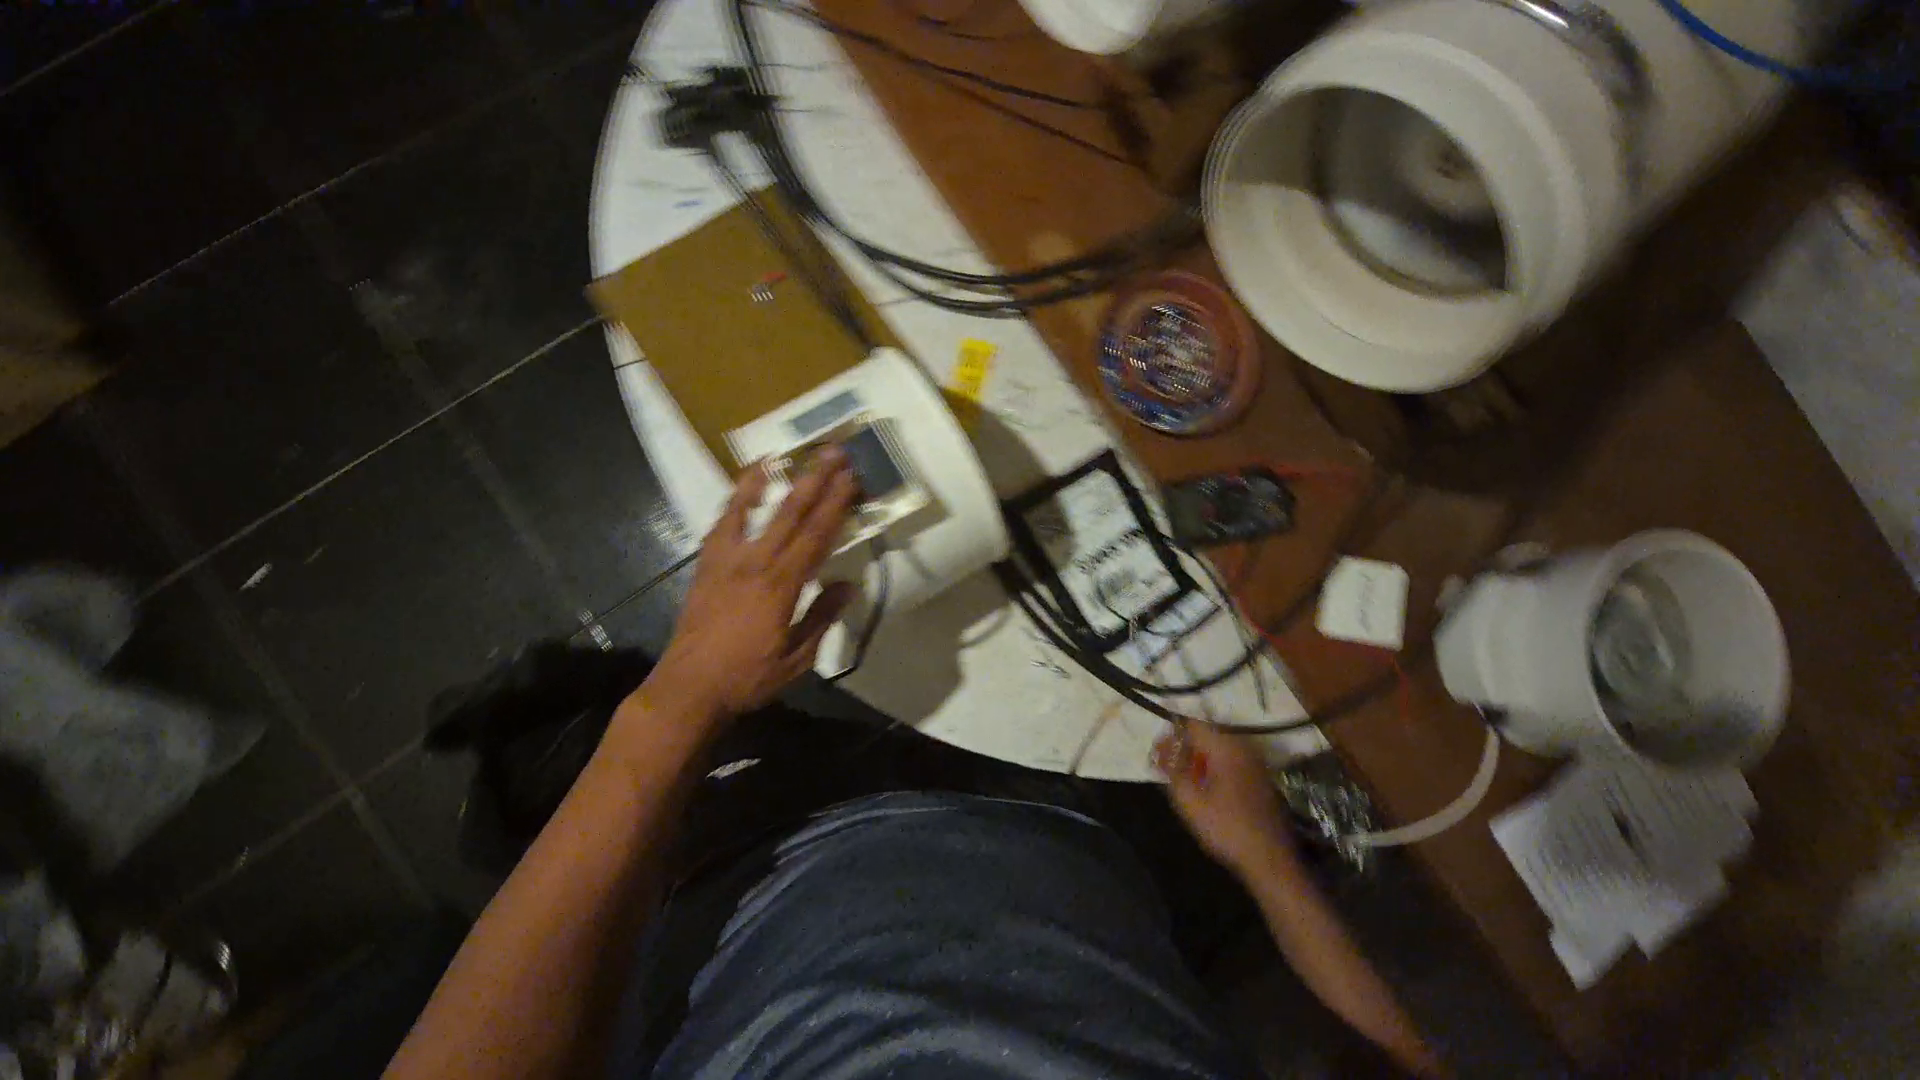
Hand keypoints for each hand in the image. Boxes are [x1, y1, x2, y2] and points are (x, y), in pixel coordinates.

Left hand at [644, 448, 859, 722]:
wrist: (688, 687)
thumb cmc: (748, 677)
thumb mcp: (797, 658)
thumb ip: (822, 617)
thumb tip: (847, 584)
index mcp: (781, 586)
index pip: (816, 536)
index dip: (837, 505)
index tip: (853, 477)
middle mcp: (755, 563)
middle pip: (791, 513)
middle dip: (815, 480)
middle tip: (834, 450)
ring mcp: (727, 560)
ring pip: (756, 511)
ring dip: (777, 480)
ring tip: (789, 453)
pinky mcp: (707, 565)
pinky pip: (722, 524)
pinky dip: (736, 500)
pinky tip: (747, 483)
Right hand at [1154, 719, 1297, 876]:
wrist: (1269, 858)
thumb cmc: (1225, 827)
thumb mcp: (1189, 801)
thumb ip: (1172, 770)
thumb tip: (1161, 751)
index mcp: (1225, 747)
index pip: (1191, 724)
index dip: (1170, 736)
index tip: (1157, 755)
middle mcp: (1243, 747)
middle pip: (1206, 735)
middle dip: (1184, 748)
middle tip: (1168, 770)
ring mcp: (1255, 763)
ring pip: (1219, 750)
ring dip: (1199, 760)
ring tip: (1184, 782)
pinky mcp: (1261, 779)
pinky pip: (1232, 763)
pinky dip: (1215, 769)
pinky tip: (1207, 791)